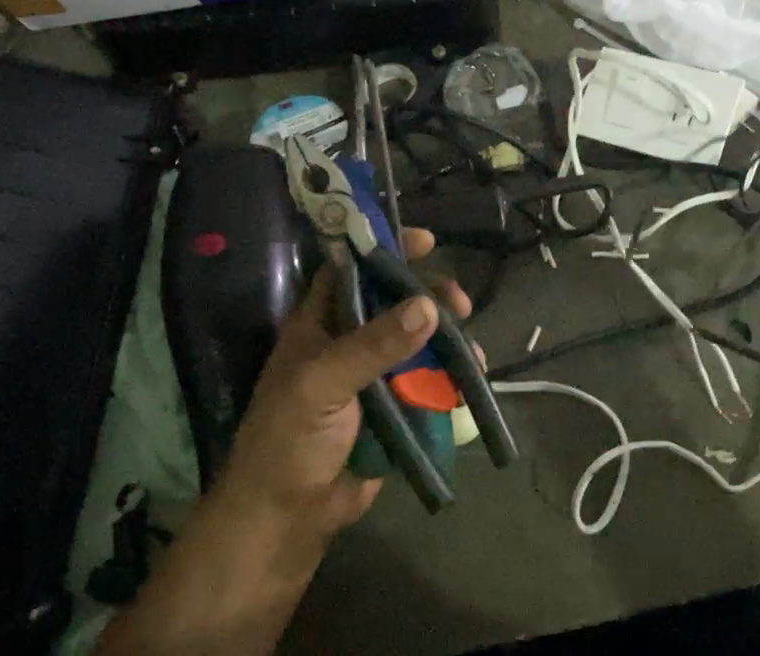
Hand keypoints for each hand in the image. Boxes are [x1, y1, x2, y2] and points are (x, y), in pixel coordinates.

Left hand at [211, 228, 471, 541]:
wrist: (287, 519)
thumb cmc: (288, 441)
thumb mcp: (322, 385)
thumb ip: (373, 345)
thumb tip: (428, 307)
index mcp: (318, 326)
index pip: (352, 270)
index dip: (383, 249)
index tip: (424, 240)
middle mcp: (347, 343)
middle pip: (395, 303)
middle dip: (430, 297)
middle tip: (460, 301)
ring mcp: (374, 377)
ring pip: (419, 341)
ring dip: (449, 338)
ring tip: (471, 349)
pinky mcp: (396, 408)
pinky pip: (430, 379)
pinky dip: (452, 374)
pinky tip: (472, 376)